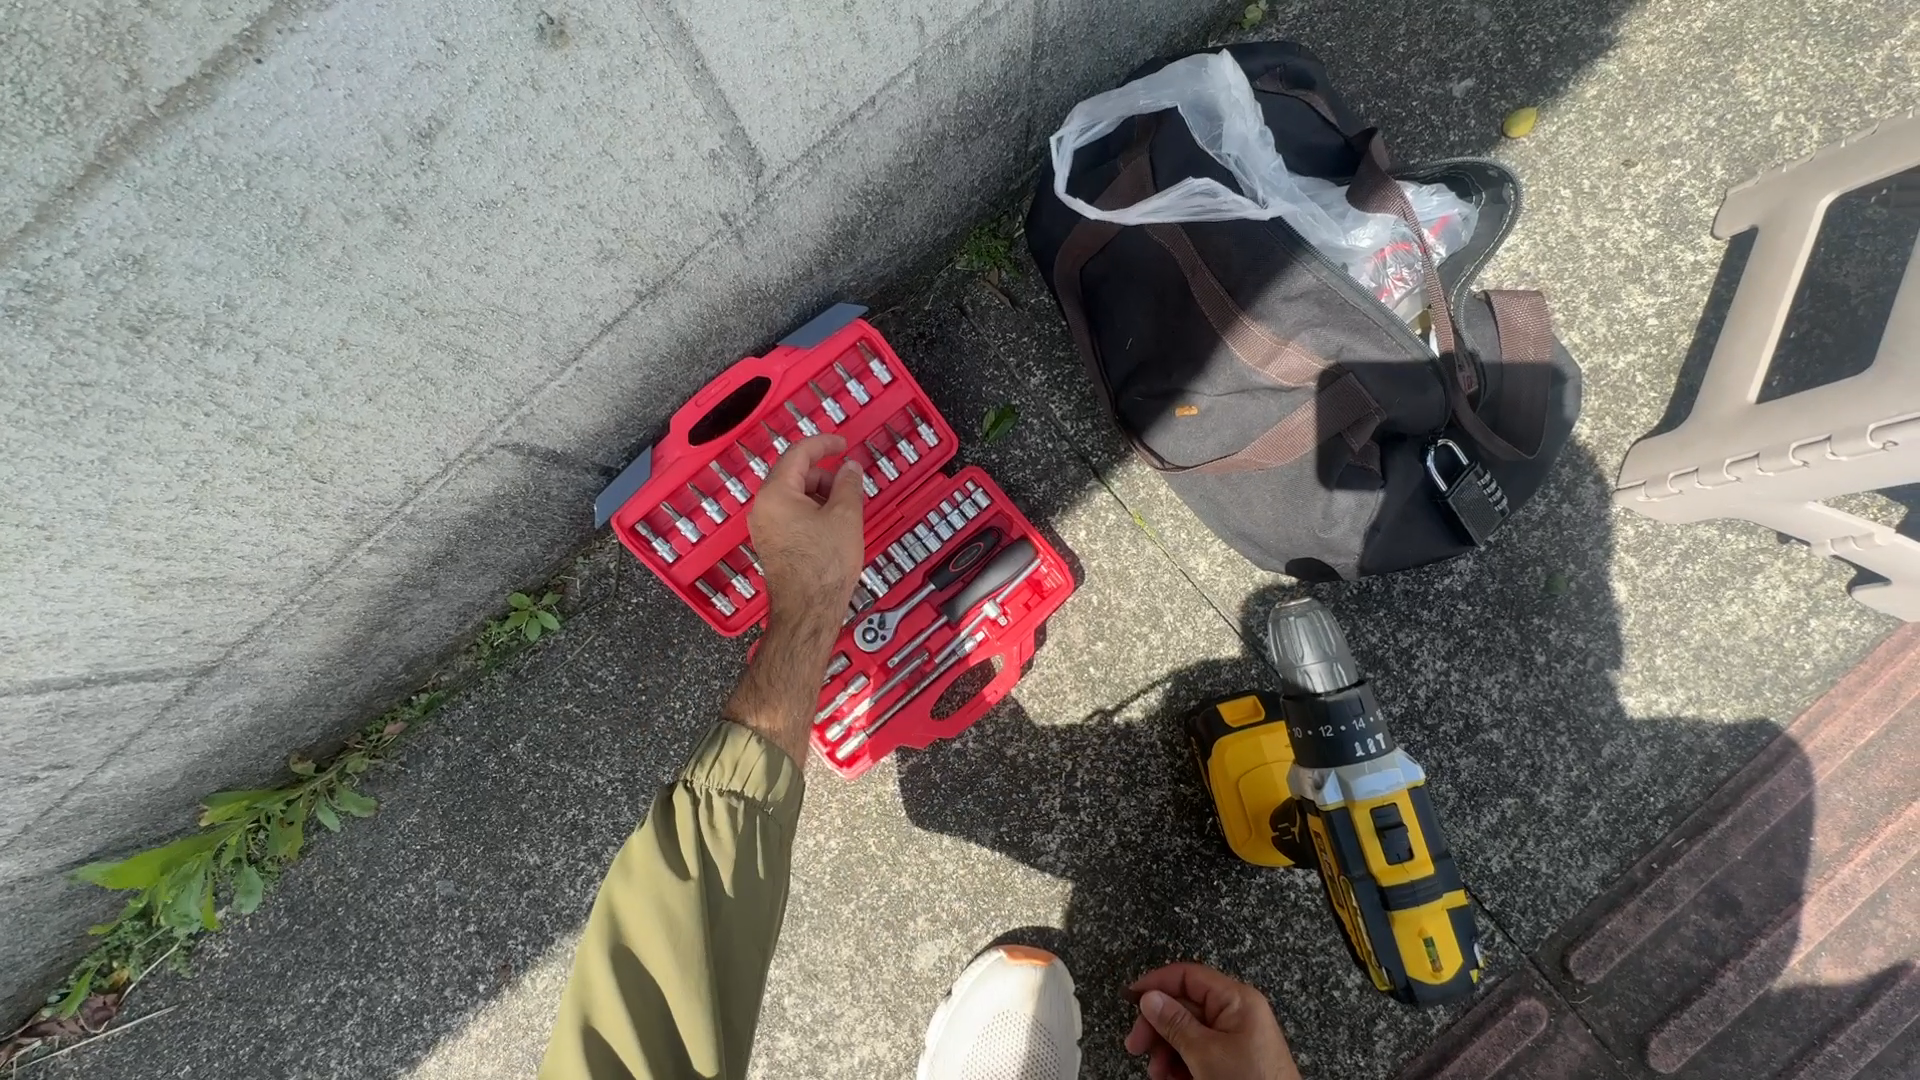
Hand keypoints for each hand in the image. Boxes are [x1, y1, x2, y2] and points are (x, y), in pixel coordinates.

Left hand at [747, 433, 865, 631]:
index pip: (798, 454)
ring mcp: (765, 527)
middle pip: (794, 474)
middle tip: (849, 485)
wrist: (809, 610)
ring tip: (844, 512)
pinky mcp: (772, 544)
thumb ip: (848, 484)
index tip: (842, 443)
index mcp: (776, 494)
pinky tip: (832, 526)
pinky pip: (791, 515)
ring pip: (793, 496)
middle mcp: (763, 508)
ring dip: (819, 494)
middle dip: (824, 474)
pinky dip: (812, 511)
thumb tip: (849, 468)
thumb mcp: (846, 516)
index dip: (823, 444)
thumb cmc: (824, 566)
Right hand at [1124, 963, 1299, 1079]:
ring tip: (1157, 1073)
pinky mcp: (1235, 1062)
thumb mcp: (1205, 1054)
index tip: (1132, 998)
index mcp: (1236, 1000)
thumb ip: (1174, 1023)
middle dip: (1158, 1026)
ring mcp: (1237, 1039)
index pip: (1188, 976)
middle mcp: (1237, 1014)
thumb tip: (1149, 998)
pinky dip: (1183, 1064)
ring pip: (1189, 1032)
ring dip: (1167, 1050)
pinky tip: (1173, 1078)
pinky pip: (1201, 1052)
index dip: (1157, 983)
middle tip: (1136, 1045)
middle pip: (1185, 1006)